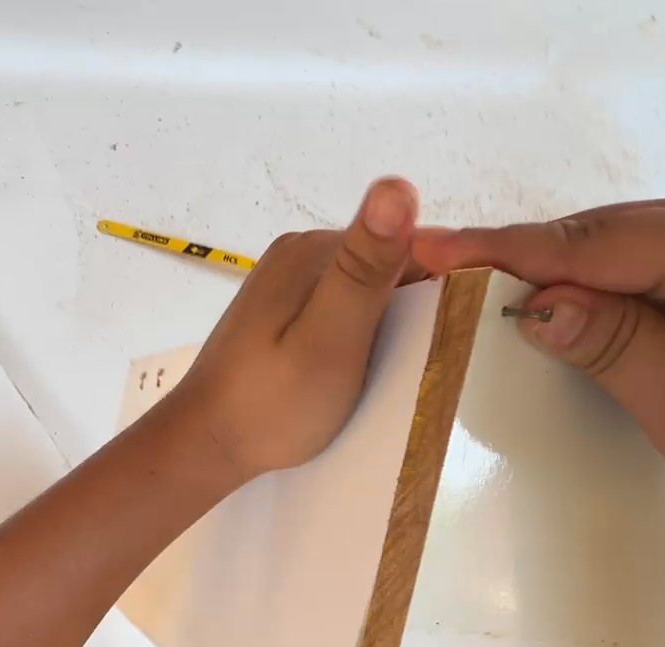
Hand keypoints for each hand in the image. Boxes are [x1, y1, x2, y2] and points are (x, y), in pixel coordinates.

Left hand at [163, 177, 423, 481]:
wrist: (205, 445)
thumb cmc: (271, 403)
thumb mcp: (329, 338)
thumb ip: (364, 270)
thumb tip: (396, 184)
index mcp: (314, 251)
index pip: (412, 245)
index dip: (447, 286)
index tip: (460, 336)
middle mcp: (298, 256)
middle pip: (388, 268)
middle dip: (418, 308)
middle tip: (430, 364)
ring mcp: (284, 286)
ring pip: (364, 293)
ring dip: (391, 326)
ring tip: (399, 373)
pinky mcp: (277, 317)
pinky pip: (337, 314)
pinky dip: (359, 338)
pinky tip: (361, 373)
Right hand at [410, 182, 664, 518]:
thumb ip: (618, 348)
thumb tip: (535, 305)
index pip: (595, 241)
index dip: (505, 249)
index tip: (428, 249)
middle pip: (591, 234)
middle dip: (509, 260)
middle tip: (428, 281)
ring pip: (600, 243)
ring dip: (536, 272)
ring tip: (463, 293)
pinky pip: (621, 257)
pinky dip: (571, 280)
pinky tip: (534, 300)